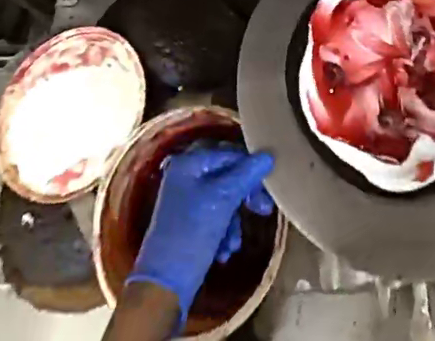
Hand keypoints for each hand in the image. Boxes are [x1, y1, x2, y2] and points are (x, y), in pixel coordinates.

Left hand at [127, 144, 274, 321]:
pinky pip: (213, 217)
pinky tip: (224, 251)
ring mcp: (184, 199)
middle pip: (225, 176)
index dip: (250, 169)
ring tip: (234, 244)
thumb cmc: (193, 232)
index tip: (269, 189)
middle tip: (264, 211)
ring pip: (222, 200)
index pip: (228, 154)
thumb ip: (246, 175)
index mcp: (189, 162)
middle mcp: (185, 175)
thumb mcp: (223, 199)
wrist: (165, 281)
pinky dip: (223, 232)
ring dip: (233, 221)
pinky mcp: (187, 222)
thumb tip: (267, 156)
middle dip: (244, 197)